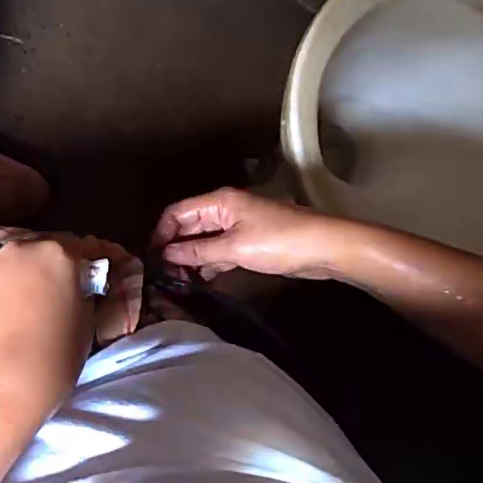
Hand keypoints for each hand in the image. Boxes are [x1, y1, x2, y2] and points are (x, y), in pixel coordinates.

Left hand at [0, 238, 94, 428]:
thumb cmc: (51, 360)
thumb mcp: (85, 325)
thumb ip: (81, 296)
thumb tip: (76, 290)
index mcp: (59, 255)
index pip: (81, 251)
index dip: (84, 270)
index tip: (85, 285)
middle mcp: (21, 249)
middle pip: (40, 254)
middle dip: (47, 273)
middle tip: (51, 302)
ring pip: (9, 266)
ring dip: (16, 281)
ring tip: (17, 315)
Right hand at [150, 187, 362, 280]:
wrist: (329, 249)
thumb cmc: (280, 242)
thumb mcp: (234, 248)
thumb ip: (197, 251)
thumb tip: (166, 255)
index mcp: (219, 202)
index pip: (176, 212)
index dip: (161, 232)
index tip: (153, 257)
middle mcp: (224, 210)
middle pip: (188, 226)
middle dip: (174, 247)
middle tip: (164, 273)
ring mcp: (236, 226)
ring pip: (202, 240)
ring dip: (190, 258)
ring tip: (179, 280)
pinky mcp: (248, 242)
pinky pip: (218, 250)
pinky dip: (208, 262)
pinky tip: (200, 279)